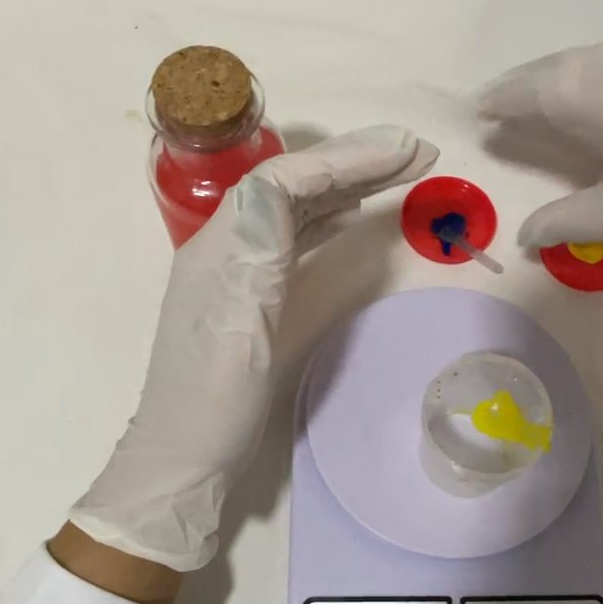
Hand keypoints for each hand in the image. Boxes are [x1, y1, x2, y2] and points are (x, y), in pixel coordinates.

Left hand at [70, 126, 438, 571]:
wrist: (184, 453)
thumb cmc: (215, 400)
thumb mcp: (240, 324)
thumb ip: (258, 252)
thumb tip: (284, 189)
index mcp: (225, 246)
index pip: (288, 177)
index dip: (347, 156)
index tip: (405, 150)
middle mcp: (228, 244)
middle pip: (294, 182)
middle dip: (355, 161)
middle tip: (418, 153)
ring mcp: (239, 267)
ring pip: (296, 207)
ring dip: (346, 184)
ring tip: (399, 174)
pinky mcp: (251, 291)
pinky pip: (293, 237)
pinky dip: (328, 218)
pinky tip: (352, 216)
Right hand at [480, 37, 602, 307]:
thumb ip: (566, 222)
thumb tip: (523, 237)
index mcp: (602, 91)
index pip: (535, 88)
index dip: (503, 99)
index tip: (477, 108)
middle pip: (563, 64)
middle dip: (529, 82)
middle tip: (505, 100)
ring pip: (599, 58)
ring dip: (566, 75)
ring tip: (550, 96)